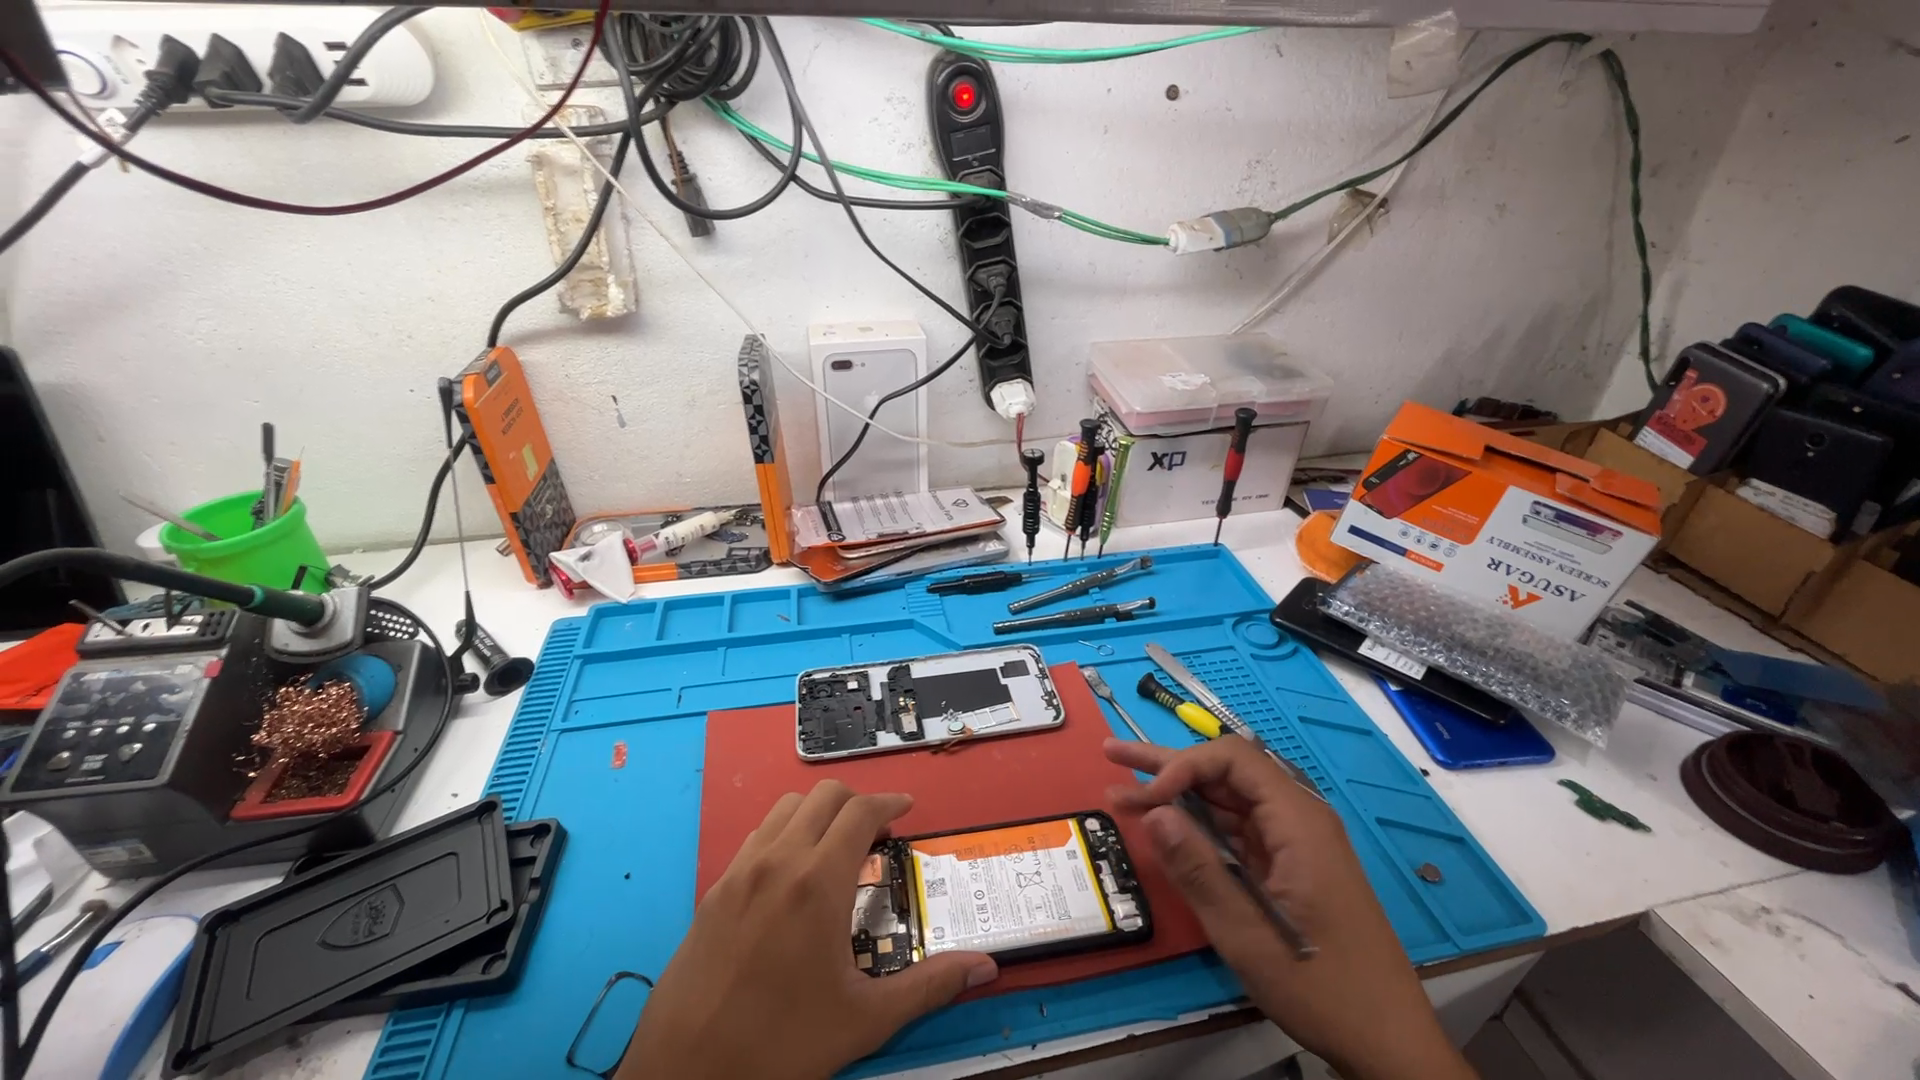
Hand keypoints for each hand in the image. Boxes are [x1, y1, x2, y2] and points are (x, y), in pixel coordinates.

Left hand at [618, 780, 997, 1079]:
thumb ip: (930, 985)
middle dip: (857, 803)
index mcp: (818, 882)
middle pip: (823, 796)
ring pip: (785, 808)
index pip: (860, 812)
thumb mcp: (865, 1019)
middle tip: (877, 834)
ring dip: (818, 813)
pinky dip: (784, 833)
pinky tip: (792, 876)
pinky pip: (757, 836)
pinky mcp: (714, 890)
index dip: (889, 802)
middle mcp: (778, 861)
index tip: (907, 808)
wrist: (686, 1070)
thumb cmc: (781, 1043)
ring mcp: (740, 871)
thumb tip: (986, 966)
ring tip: (836, 848)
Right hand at [1105, 737, 1472, 1079]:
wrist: (1387, 1040)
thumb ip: (1198, 868)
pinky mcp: (1289, 865)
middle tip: (1113, 756)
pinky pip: (1238, 830)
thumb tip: (1152, 811)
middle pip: (1227, 772)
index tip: (1147, 799)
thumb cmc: (1321, 985)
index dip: (1183, 766)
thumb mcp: (1248, 932)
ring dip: (1177, 795)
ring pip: (1229, 800)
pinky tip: (1164, 827)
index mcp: (1299, 821)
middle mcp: (1298, 819)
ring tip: (1123, 791)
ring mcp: (1294, 843)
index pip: (1233, 759)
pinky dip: (1197, 825)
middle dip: (1168, 765)